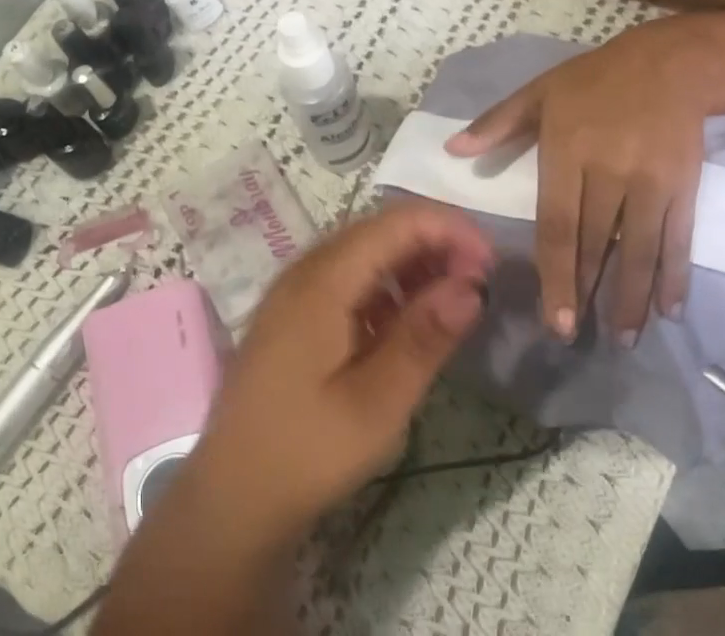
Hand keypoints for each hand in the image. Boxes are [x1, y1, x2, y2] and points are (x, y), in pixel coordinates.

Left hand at [188, 204, 494, 540]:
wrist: (232, 500)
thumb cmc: (306, 453)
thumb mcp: (377, 402)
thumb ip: (425, 337)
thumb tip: (472, 286)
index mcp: (321, 283)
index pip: (395, 223)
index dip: (450, 230)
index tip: (492, 266)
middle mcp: (304, 274)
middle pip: (379, 231)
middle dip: (436, 244)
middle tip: (480, 284)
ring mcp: (294, 296)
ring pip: (364, 255)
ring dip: (414, 265)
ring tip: (454, 300)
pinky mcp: (294, 321)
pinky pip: (348, 282)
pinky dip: (388, 288)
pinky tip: (410, 322)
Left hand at [445, 23, 707, 344]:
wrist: (671, 63)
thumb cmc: (594, 79)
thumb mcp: (540, 91)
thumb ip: (497, 124)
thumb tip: (452, 150)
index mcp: (567, 154)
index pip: (558, 227)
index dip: (556, 276)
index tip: (554, 319)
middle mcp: (609, 174)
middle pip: (595, 246)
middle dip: (586, 294)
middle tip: (576, 337)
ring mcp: (651, 183)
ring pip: (639, 251)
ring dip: (632, 298)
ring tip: (625, 337)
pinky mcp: (684, 187)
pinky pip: (678, 239)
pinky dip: (675, 275)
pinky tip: (670, 307)